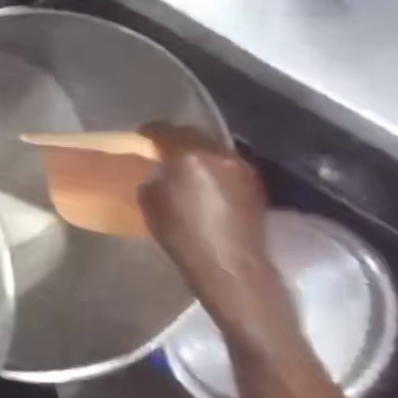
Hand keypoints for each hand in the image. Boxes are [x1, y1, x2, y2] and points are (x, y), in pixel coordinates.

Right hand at [137, 123, 298, 346]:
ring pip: (212, 147)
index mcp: (187, 155)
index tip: (142, 137)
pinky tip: (206, 182)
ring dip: (197, 153)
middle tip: (162, 150)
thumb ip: (155, 176)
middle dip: (176, 139)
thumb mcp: (151, 203)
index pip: (163, 130)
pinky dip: (213, 167)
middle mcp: (218, 153)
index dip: (149, 132)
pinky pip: (227, 164)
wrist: (231, 268)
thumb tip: (161, 169)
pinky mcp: (255, 182)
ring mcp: (240, 166)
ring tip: (185, 166)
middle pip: (192, 134)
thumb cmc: (183, 237)